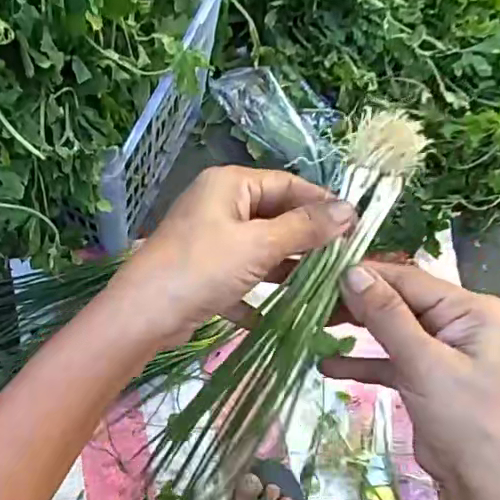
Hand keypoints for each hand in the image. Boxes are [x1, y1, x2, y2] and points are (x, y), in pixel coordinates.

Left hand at [108, 166, 355, 345]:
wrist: (144, 315)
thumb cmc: (202, 268)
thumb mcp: (259, 246)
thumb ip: (305, 229)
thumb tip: (350, 210)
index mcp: (230, 185)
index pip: (288, 184)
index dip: (322, 204)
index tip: (355, 226)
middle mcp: (220, 205)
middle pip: (276, 215)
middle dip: (308, 237)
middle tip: (344, 257)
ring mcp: (212, 239)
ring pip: (262, 247)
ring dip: (290, 265)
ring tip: (325, 282)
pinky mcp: (207, 272)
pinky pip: (245, 276)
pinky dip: (262, 291)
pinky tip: (285, 311)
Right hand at [321, 262, 499, 499]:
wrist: (487, 485)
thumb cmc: (465, 418)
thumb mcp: (425, 363)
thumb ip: (387, 316)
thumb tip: (351, 272)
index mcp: (471, 309)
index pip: (411, 280)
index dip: (367, 276)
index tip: (320, 273)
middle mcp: (459, 323)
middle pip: (400, 303)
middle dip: (357, 304)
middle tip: (311, 303)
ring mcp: (443, 353)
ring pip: (392, 332)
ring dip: (356, 332)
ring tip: (314, 327)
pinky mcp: (427, 380)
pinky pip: (391, 363)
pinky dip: (364, 364)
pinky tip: (328, 366)